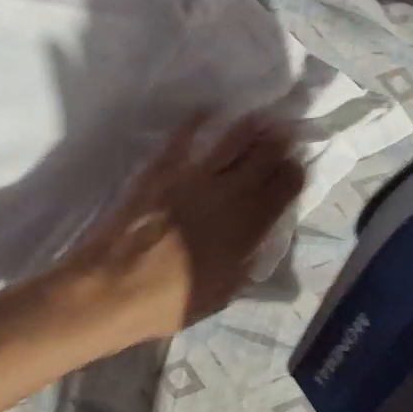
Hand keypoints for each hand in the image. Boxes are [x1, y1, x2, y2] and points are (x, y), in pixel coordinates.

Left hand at [45, 114, 304, 353]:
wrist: (113, 286)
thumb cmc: (168, 302)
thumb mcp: (221, 292)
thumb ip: (243, 263)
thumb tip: (259, 242)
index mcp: (243, 235)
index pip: (278, 197)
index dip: (291, 177)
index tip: (299, 162)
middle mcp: (222, 202)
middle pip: (257, 166)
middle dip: (275, 146)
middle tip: (287, 128)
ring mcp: (187, 183)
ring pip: (226, 149)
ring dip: (246, 131)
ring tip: (260, 115)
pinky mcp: (156, 173)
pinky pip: (179, 143)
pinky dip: (193, 125)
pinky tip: (205, 109)